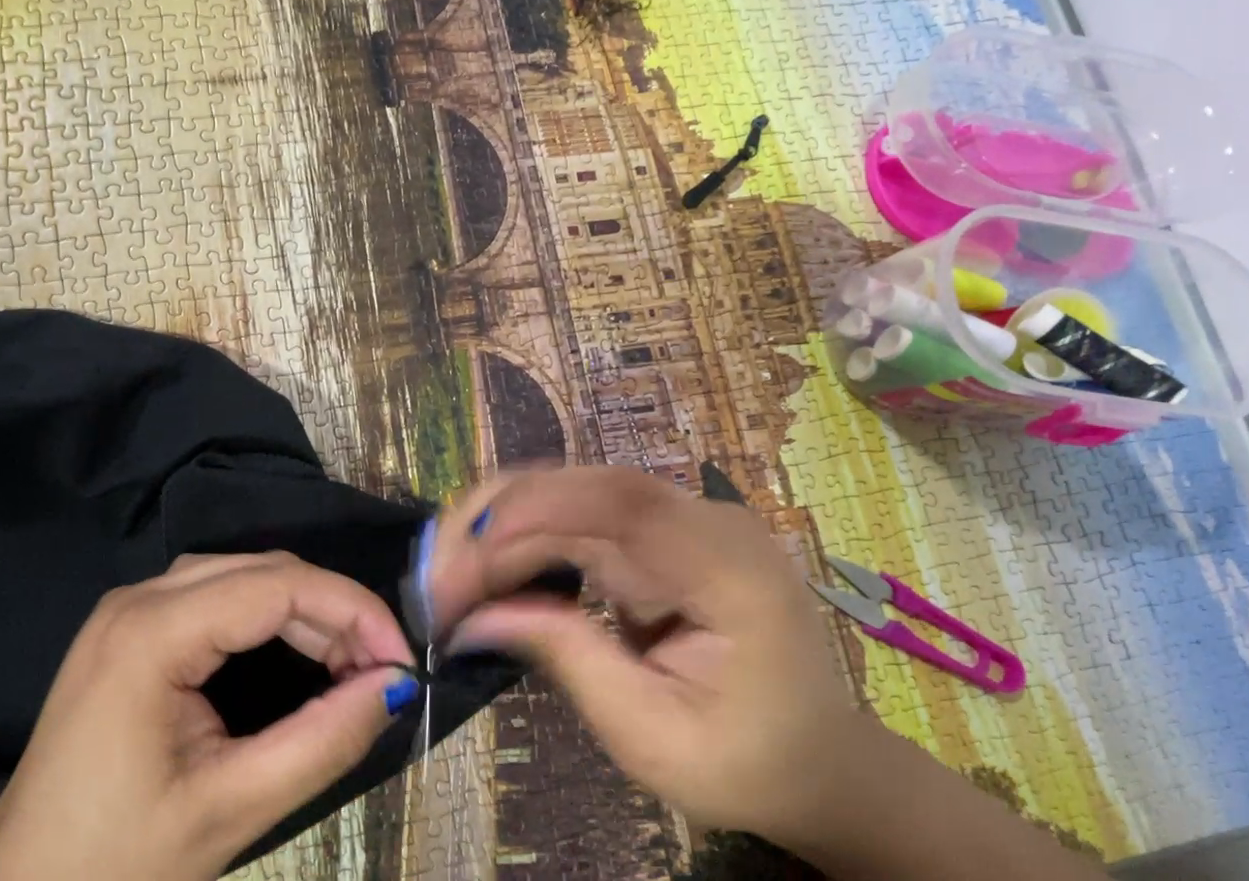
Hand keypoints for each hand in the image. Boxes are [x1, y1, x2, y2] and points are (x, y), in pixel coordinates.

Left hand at [0, 553, 418, 880]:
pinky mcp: (128, 632)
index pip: (277, 585)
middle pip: (260, 571)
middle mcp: (137, 599)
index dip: (353, 610)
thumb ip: (321, 741)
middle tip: (383, 672)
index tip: (403, 661)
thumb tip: (394, 686)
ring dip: (303, 613)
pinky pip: (213, 599)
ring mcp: (127, 611)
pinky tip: (298, 656)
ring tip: (351, 668)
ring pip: (240, 578)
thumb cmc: (116, 860)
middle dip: (332, 611)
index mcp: (152, 632)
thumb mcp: (232, 807)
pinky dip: (267, 621)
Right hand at [419, 467, 873, 840]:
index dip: (529, 517)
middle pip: (585, 485)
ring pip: (573, 489)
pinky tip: (487, 565)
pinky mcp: (659, 531)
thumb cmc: (744, 763)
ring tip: (447, 573)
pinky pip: (580, 512)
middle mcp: (707, 521)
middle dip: (496, 520)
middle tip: (434, 577)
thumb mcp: (650, 733)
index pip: (620, 507)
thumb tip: (472, 617)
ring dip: (501, 523)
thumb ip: (565, 658)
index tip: (459, 570)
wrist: (815, 763)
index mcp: (728, 569)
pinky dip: (525, 535)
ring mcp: (684, 519)